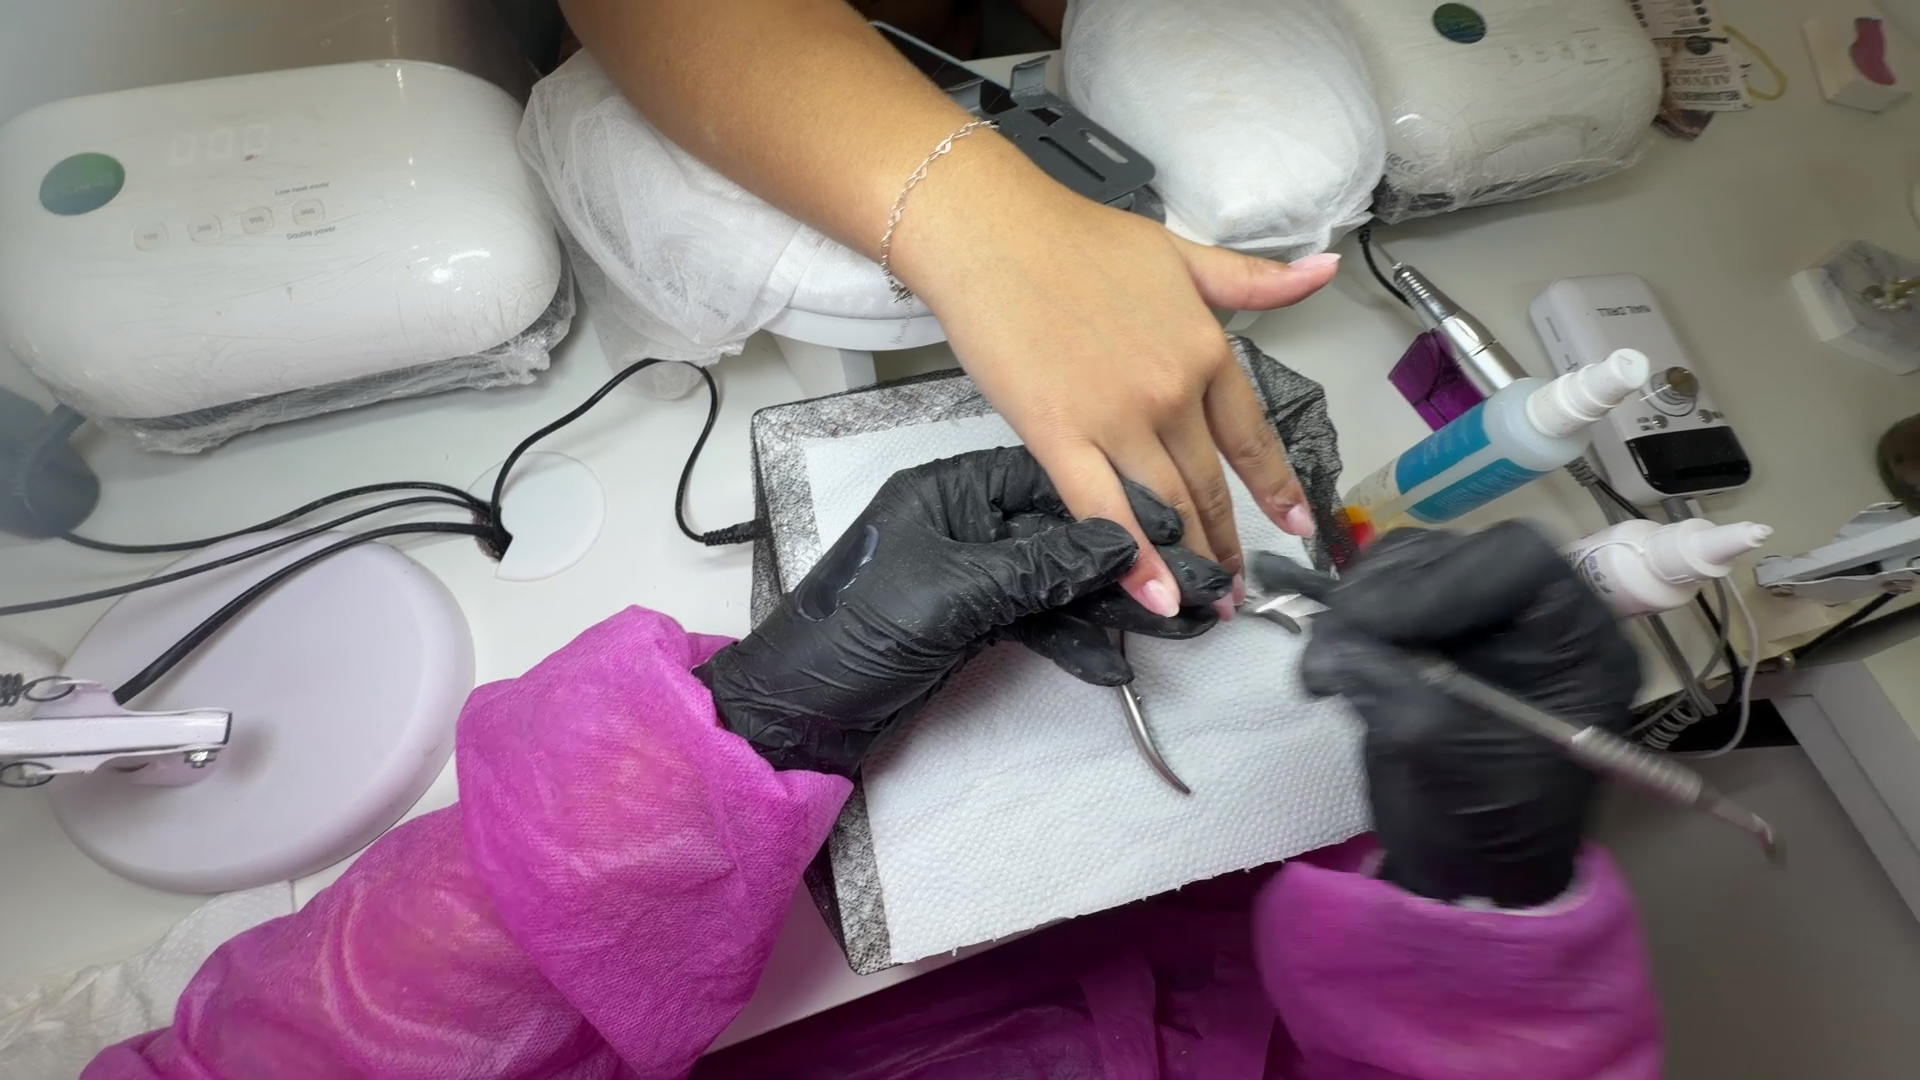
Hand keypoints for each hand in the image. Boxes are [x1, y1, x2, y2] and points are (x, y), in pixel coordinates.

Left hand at [698, 447, 1230, 775]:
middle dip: (1128, 567)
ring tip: (1178, 630)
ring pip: (1058, 583)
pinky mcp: (979, 617)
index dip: (1116, 504)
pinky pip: (1037, 621)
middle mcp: (972, 520)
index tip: (1177, 530)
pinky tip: (1113, 663)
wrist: (807, 707)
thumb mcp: (955, 590)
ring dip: (1112, 609)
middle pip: (1065, 535)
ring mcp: (977, 571)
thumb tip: (1127, 548)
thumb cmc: (862, 627)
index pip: (1052, 479)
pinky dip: (1071, 641)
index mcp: (955, 488)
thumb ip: (1041, 567)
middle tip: (1199, 590)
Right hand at [893, 169, 1336, 620]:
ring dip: (1190, 560)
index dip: (1275, 487)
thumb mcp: (1178, 252)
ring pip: (1166, 505)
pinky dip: (1134, 558)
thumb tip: (1321, 271)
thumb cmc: (1074, 240)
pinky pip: (1105, 509)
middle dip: (1227, 541)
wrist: (993, 235)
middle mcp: (1171, 392)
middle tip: (1235, 582)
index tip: (1294, 523)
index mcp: (1203, 349)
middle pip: (1208, 484)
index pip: (1250, 436)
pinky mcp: (1059, 437)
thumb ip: (1248, 279)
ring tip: (1204, 600)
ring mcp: (1116, 420)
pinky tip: (1153, 595)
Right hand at [1252, 524, 1641, 907]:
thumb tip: (1324, 647)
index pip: (1512, 560)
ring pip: (1403, 563)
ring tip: (1329, 661)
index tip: (1370, 629)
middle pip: (1446, 553)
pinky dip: (1343, 619)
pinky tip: (1333, 661)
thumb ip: (1385, 684)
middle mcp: (1529, 615)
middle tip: (1334, 647)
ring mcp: (1474, 618)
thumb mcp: (1437, 754)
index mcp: (1574, 642)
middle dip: (1379, 597)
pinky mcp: (1426, 627)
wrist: (1463, 861)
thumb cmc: (1479, 822)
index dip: (1437, 581)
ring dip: (1354, 606)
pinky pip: (1375, 590)